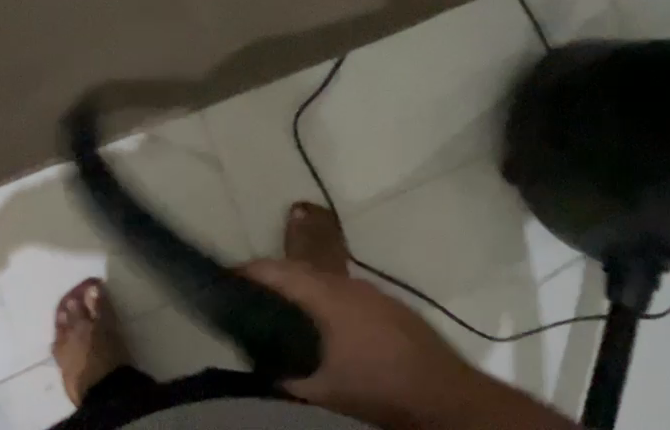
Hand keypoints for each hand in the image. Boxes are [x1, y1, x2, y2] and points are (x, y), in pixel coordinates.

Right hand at [240, 258, 542, 429]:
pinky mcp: (391, 310)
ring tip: (278, 317)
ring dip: (300, 294)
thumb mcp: (321, 393)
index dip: (247, 272)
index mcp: (327, 296)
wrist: (448, 398)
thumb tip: (255, 370)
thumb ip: (284, 378)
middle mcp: (349, 284)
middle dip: (270, 281)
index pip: (277, 271)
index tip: (222, 280)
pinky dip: (324, 306)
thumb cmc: (379, 388)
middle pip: (299, 272)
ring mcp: (374, 295)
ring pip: (324, 283)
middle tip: (244, 300)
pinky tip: (323, 332)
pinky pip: (345, 297)